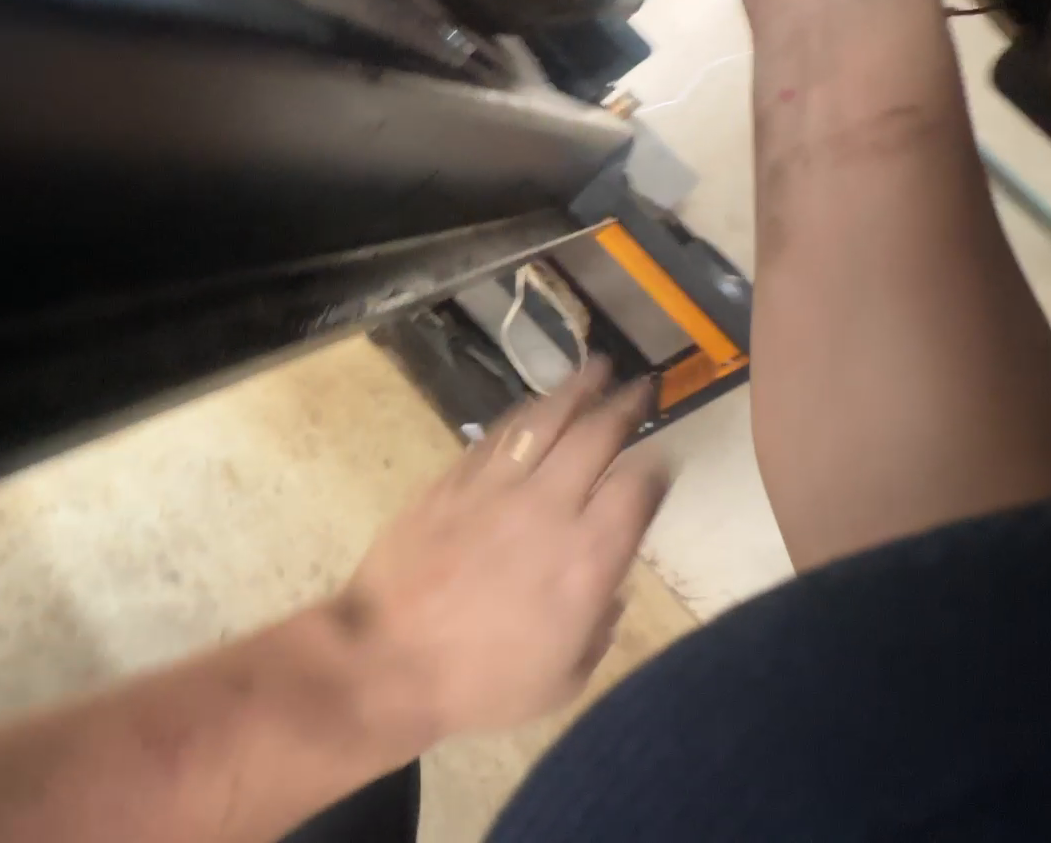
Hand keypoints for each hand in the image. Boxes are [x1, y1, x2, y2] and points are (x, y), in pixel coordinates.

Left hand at [329, 359, 669, 739]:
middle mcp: (545, 508)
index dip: (655, 466)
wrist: (390, 655)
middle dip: (622, 405)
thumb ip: (598, 623)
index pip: (636, 488)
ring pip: (541, 423)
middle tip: (638, 385)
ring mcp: (492, 488)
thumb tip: (609, 584)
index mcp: (586, 557)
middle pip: (593, 438)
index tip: (661, 455)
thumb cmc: (483, 680)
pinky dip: (518, 418)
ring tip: (591, 370)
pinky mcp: (449, 481)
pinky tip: (529, 408)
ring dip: (571, 393)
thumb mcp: (564, 676)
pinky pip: (492, 438)